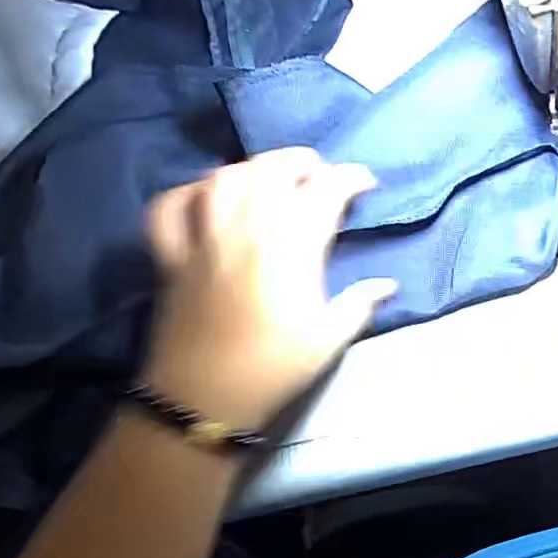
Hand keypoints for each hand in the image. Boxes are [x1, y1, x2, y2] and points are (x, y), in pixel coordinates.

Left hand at [140, 149, 396, 432]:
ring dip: (251, 167)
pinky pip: (170, 207)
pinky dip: (187, 192)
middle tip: (318, 170)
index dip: (348, 179)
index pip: (323, 193)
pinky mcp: (171, 255)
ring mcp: (203, 239)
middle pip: (271, 172)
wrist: (206, 396)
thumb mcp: (329, 339)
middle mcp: (246, 231)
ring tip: (269, 174)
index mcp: (291, 249)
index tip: (365, 182)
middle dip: (299, 162)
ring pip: (223, 179)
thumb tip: (388, 285)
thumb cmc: (276, 367)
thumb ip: (359, 304)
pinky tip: (206, 195)